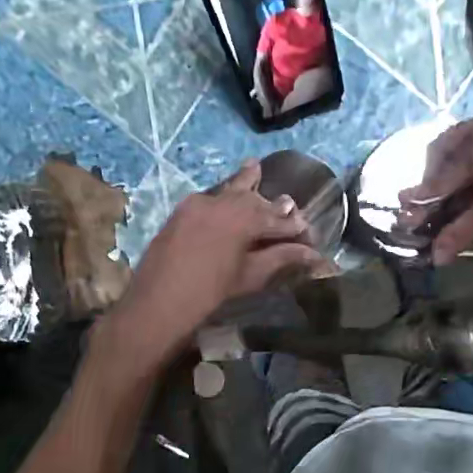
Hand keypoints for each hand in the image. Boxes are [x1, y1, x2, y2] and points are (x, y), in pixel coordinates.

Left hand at [102, 160, 320, 365]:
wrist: (159, 303)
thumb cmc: (210, 295)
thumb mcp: (250, 277)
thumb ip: (280, 259)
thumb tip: (312, 254)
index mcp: (243, 218)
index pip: (278, 219)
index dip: (295, 228)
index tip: (308, 236)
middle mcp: (221, 202)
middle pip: (255, 199)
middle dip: (272, 206)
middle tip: (288, 208)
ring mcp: (197, 204)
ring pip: (229, 191)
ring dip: (246, 186)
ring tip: (256, 169)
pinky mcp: (180, 212)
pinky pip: (209, 198)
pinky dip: (222, 197)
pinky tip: (225, 198)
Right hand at [399, 100, 472, 262]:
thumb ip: (463, 231)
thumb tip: (435, 257)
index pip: (439, 178)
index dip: (421, 201)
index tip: (404, 215)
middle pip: (446, 150)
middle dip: (434, 177)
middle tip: (429, 201)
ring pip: (468, 138)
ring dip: (456, 164)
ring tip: (456, 189)